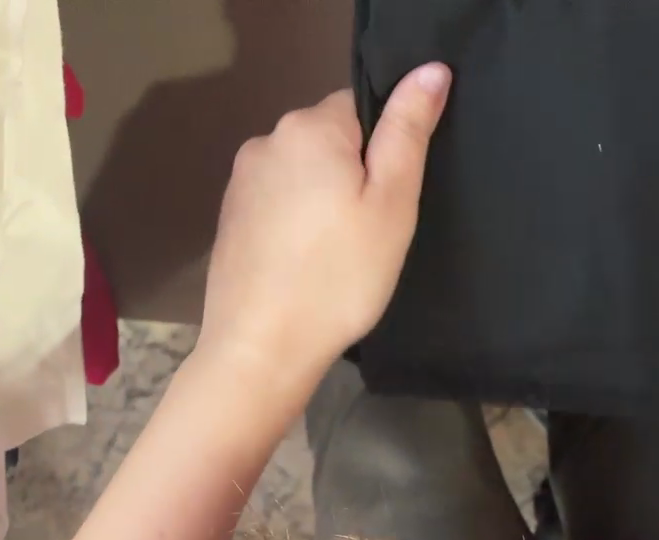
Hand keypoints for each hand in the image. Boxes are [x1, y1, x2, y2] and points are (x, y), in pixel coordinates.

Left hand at [196, 64, 451, 390]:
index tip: (384, 205)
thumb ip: (407, 133)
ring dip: (319, 204)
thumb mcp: (391, 206)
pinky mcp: (229, 221)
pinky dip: (292, 228)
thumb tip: (429, 71)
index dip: (382, 154)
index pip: (360, 108)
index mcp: (309, 128)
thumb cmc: (338, 280)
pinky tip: (300, 268)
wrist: (262, 348)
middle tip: (363, 238)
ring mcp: (241, 183)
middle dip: (348, 178)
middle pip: (326, 142)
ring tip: (330, 258)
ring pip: (299, 177)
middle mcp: (266, 142)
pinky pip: (275, 207)